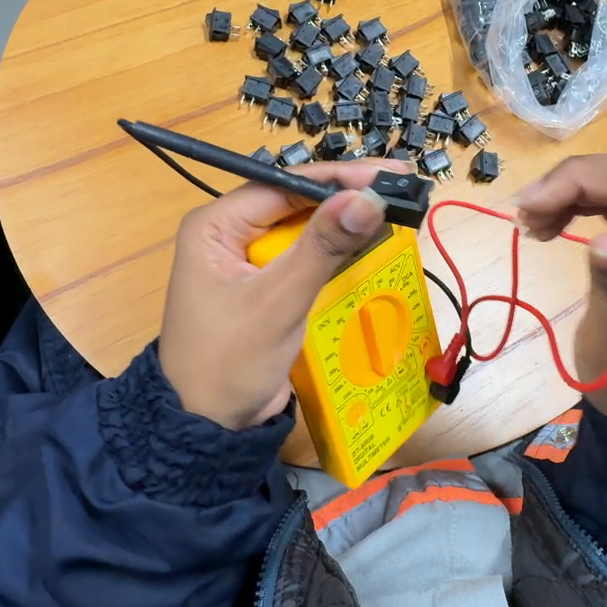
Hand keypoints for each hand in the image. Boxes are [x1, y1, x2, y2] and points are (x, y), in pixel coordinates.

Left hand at [159, 159, 407, 428]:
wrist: (208, 430)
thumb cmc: (229, 361)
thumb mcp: (278, 301)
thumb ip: (323, 247)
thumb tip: (367, 198)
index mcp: (215, 226)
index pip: (283, 185)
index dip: (337, 178)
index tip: (386, 176)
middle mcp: (230, 236)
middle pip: (296, 204)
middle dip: (345, 199)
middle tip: (399, 191)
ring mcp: (249, 263)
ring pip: (305, 232)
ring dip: (345, 226)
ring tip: (394, 212)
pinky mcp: (267, 289)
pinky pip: (306, 261)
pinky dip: (337, 256)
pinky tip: (371, 247)